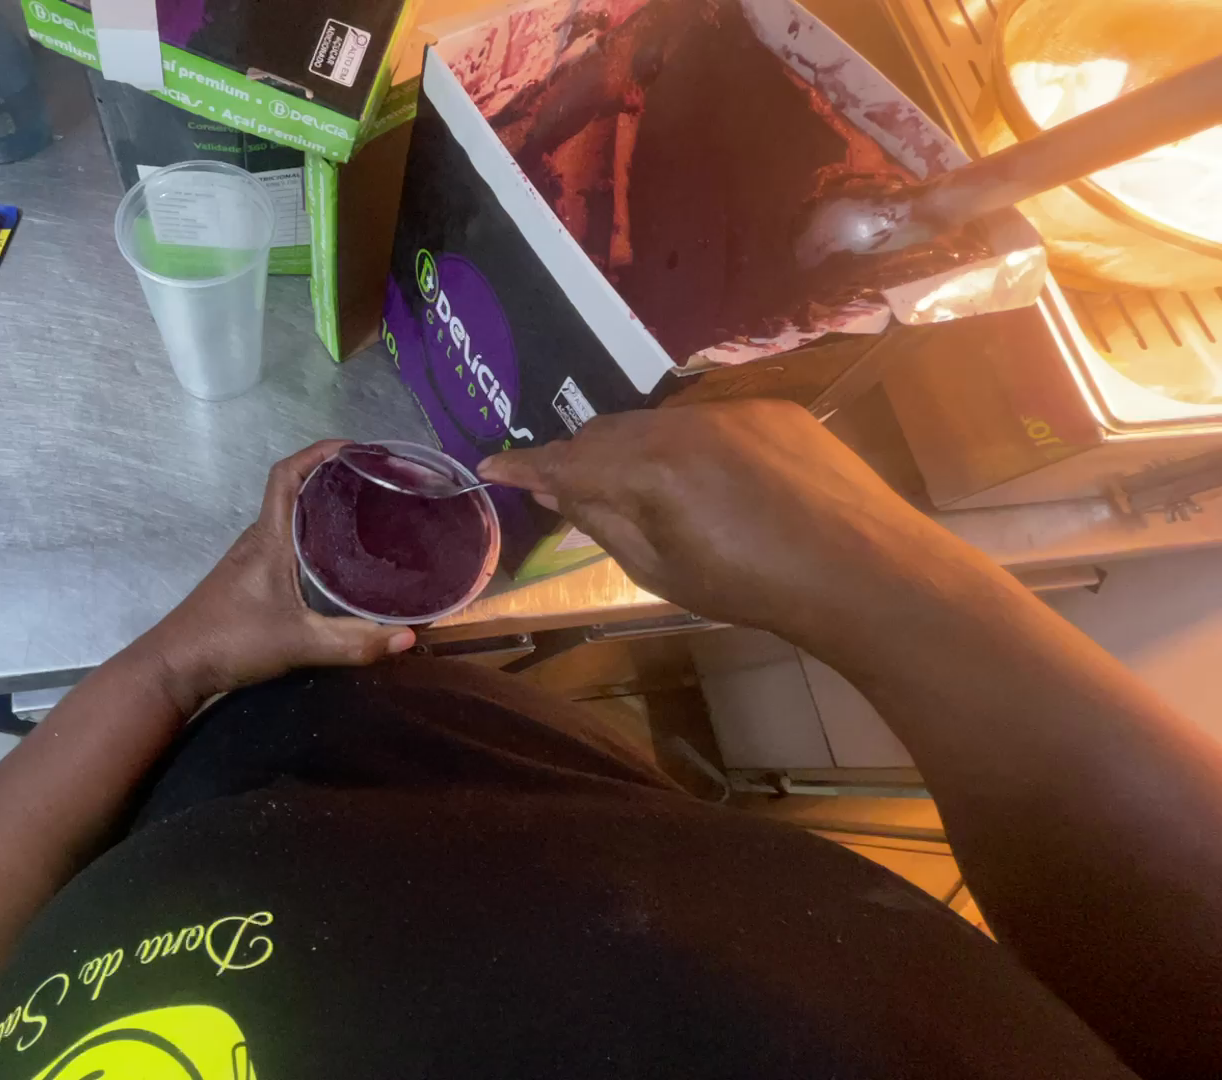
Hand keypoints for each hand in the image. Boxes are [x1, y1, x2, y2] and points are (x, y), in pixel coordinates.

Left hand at [135, 440, 416, 705]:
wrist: (175, 667)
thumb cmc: (230, 641)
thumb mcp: (299, 642)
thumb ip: (354, 642)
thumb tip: (410, 638)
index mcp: (268, 537)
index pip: (286, 474)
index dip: (319, 452)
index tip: (358, 450)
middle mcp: (260, 539)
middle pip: (295, 491)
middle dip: (334, 478)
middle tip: (380, 486)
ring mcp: (253, 559)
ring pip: (293, 519)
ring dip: (325, 508)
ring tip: (371, 515)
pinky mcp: (252, 580)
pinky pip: (289, 543)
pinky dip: (315, 537)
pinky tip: (341, 559)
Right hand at [476, 400, 982, 648]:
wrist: (869, 575)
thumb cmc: (751, 588)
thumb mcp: (657, 569)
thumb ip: (600, 520)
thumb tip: (556, 489)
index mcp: (649, 469)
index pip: (566, 461)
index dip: (523, 465)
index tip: (489, 465)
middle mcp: (682, 424)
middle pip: (603, 431)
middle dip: (576, 457)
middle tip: (567, 491)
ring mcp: (730, 411)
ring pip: (651, 422)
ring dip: (627, 450)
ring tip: (639, 490)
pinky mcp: (769, 410)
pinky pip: (700, 420)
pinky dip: (678, 445)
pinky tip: (702, 481)